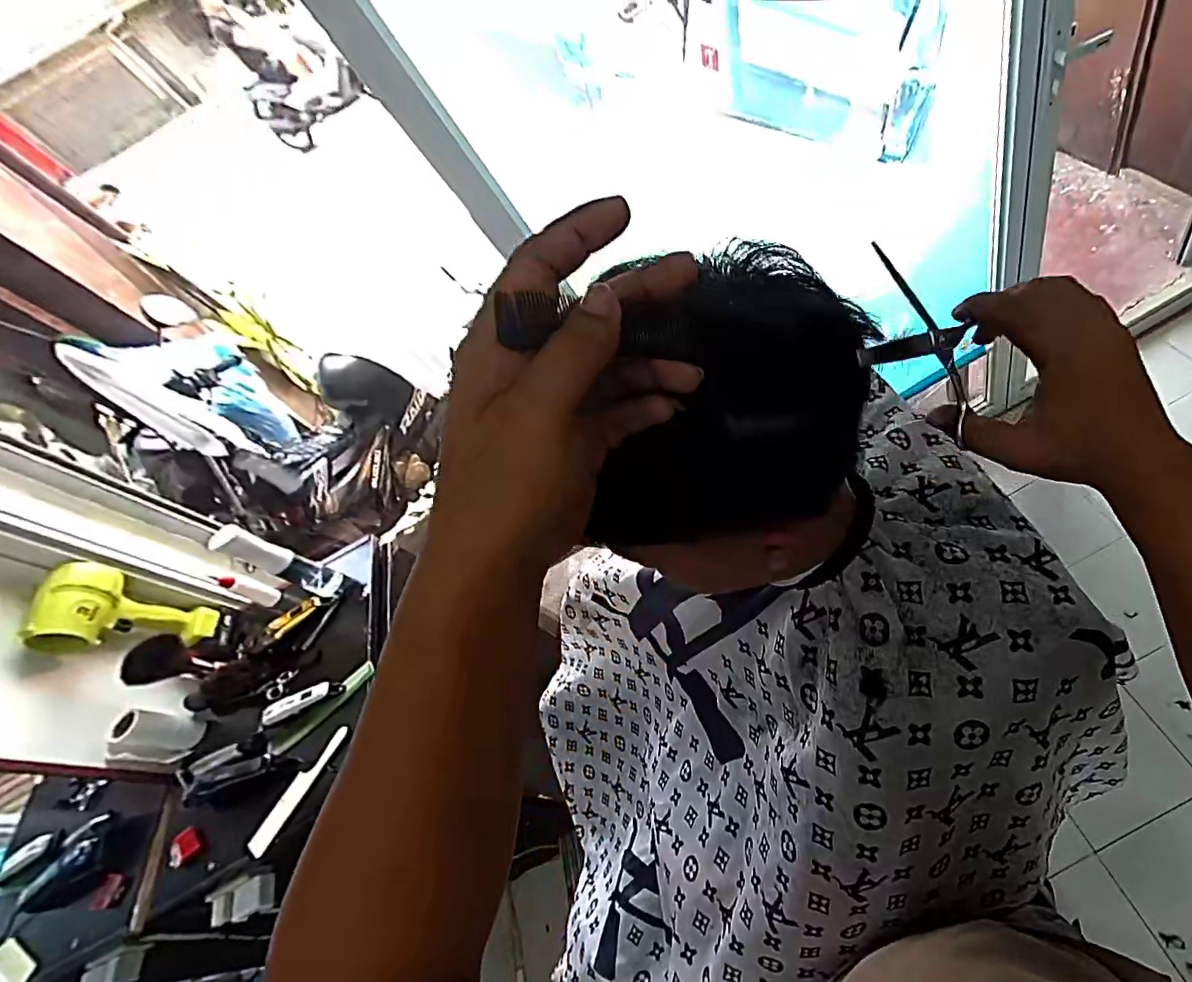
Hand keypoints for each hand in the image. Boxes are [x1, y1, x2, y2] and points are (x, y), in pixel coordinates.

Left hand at [427, 196, 700, 582]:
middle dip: (637, 296)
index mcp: (502, 346)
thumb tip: (607, 297)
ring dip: (651, 364)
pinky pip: (617, 407)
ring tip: (694, 374)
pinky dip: (644, 402)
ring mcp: (555, 404)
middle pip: (588, 315)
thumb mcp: (539, 413)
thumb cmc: (506, 485)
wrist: (497, 560)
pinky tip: (672, 405)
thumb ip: (574, 351)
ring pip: (610, 364)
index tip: (624, 211)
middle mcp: (529, 366)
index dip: (577, 234)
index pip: (537, 269)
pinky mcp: (576, 438)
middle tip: (690, 275)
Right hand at [936, 277, 1190, 489]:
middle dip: (1002, 303)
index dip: (981, 307)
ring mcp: (1106, 330)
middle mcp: (1087, 329)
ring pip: (1062, 291)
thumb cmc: (1087, 452)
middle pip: (1036, 292)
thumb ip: (973, 432)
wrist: (1140, 458)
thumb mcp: (1019, 448)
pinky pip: (1082, 302)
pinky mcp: (1117, 338)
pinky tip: (1044, 332)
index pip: (1014, 308)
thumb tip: (938, 418)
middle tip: (979, 327)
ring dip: (1029, 301)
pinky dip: (1055, 306)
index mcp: (1063, 349)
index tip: (960, 314)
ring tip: (1008, 326)